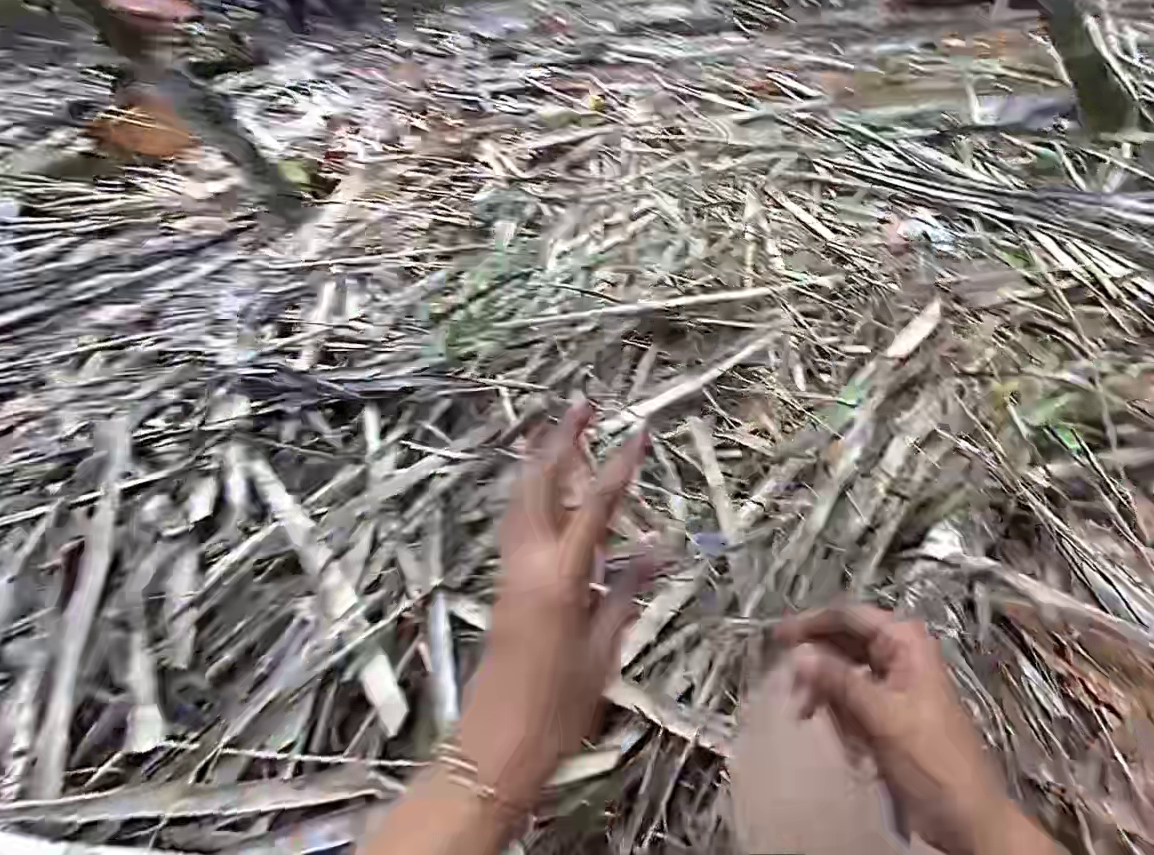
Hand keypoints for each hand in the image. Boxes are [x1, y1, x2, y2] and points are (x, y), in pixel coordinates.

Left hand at [456, 403, 647, 808]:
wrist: (491, 750)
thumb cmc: (559, 703)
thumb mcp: (606, 646)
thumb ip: (628, 588)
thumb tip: (662, 545)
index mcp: (560, 577)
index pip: (596, 506)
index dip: (620, 466)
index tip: (640, 432)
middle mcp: (529, 564)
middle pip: (541, 487)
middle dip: (562, 441)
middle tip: (583, 403)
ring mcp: (510, 571)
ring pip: (520, 499)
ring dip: (540, 458)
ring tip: (556, 425)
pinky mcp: (504, 582)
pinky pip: (515, 520)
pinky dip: (529, 488)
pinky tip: (539, 482)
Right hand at [778, 606, 1048, 854]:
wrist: (965, 813)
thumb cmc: (931, 758)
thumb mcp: (881, 715)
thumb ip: (839, 681)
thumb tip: (801, 654)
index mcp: (905, 639)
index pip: (850, 615)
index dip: (813, 622)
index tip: (779, 636)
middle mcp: (900, 651)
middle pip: (845, 642)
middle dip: (819, 667)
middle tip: (793, 692)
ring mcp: (895, 679)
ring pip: (846, 671)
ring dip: (828, 695)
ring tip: (812, 718)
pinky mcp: (890, 708)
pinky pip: (854, 698)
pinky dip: (841, 714)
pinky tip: (844, 738)